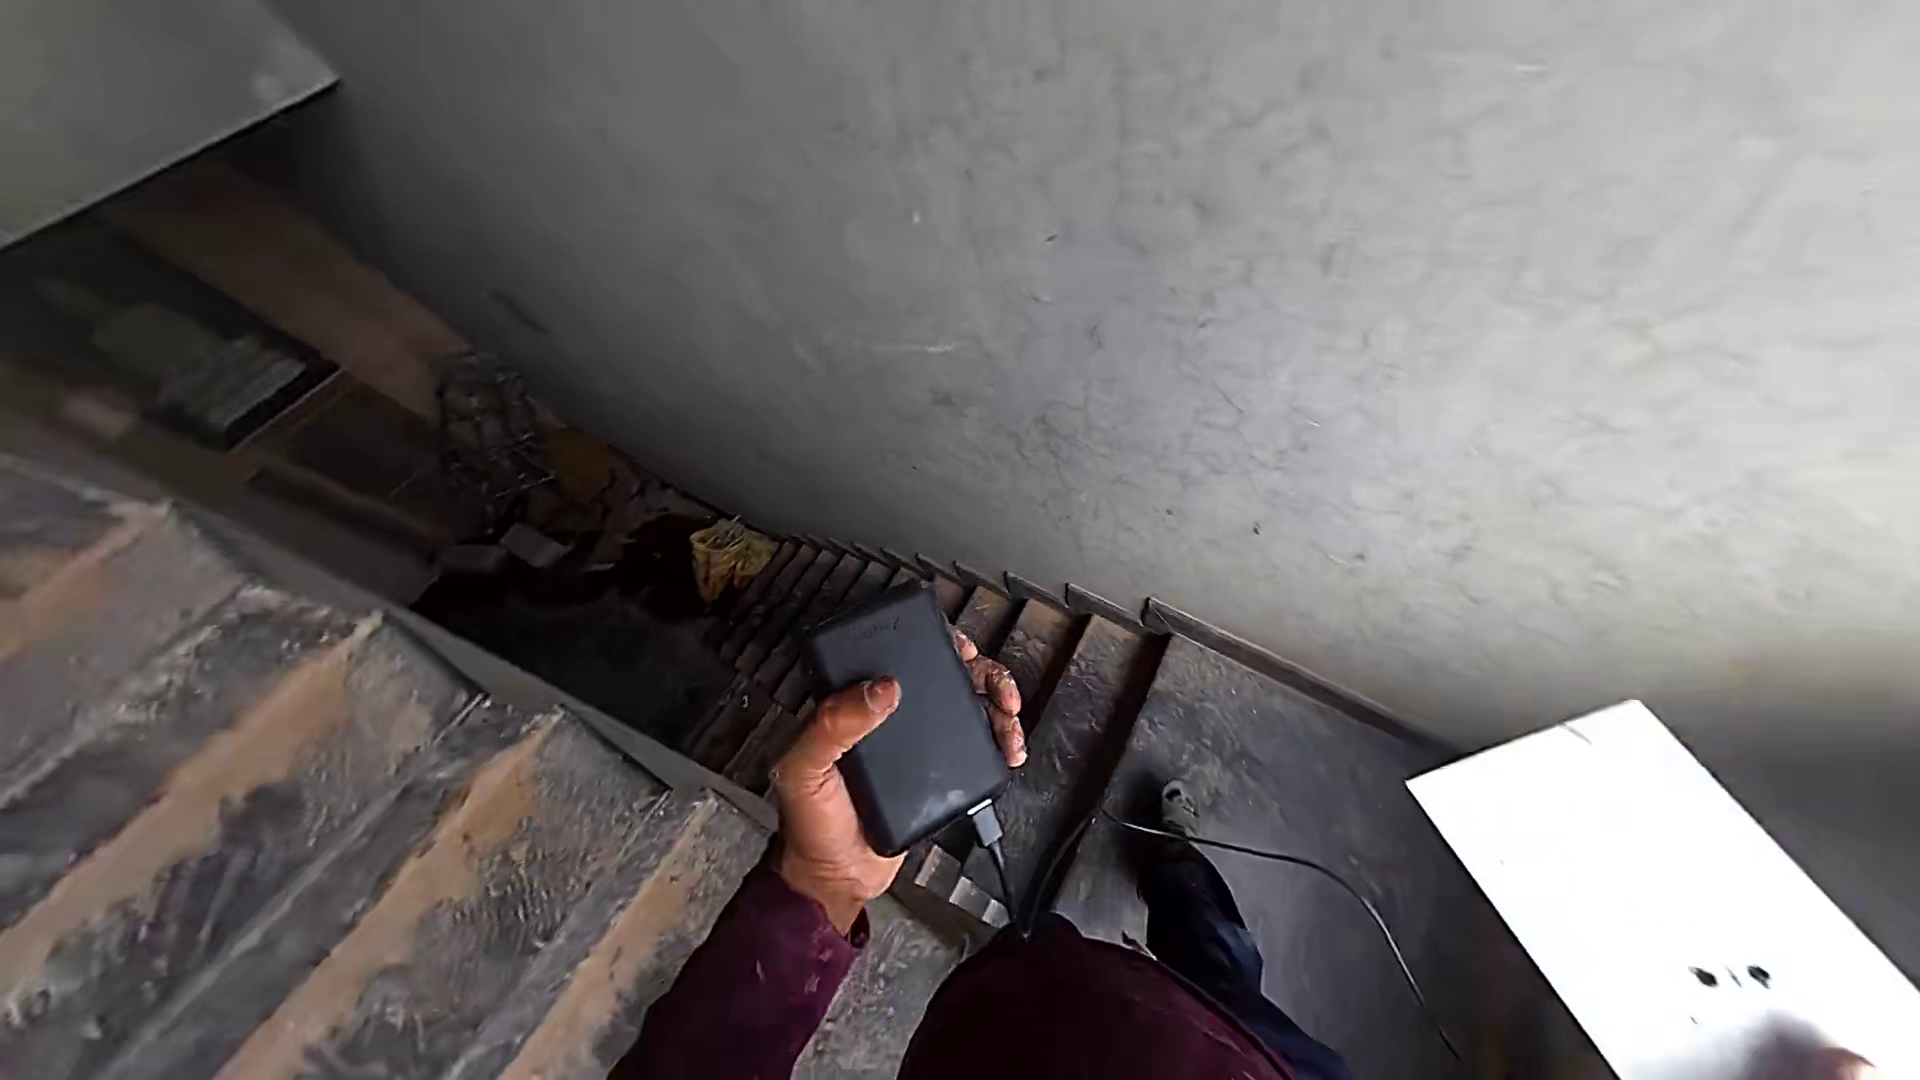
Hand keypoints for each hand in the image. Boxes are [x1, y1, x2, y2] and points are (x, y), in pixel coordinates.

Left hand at [769, 630, 1023, 933]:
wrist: (838, 877)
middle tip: (998, 689)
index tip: (959, 648)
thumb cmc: (811, 822)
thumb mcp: (806, 769)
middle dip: (985, 673)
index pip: (902, 653)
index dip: (938, 642)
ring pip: (972, 704)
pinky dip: (1000, 740)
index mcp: (859, 701)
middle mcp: (895, 714)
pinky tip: (1006, 749)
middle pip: (950, 674)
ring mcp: (921, 740)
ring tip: (1008, 720)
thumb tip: (879, 688)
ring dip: (1000, 705)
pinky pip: (978, 744)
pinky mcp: (940, 769)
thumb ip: (832, 725)